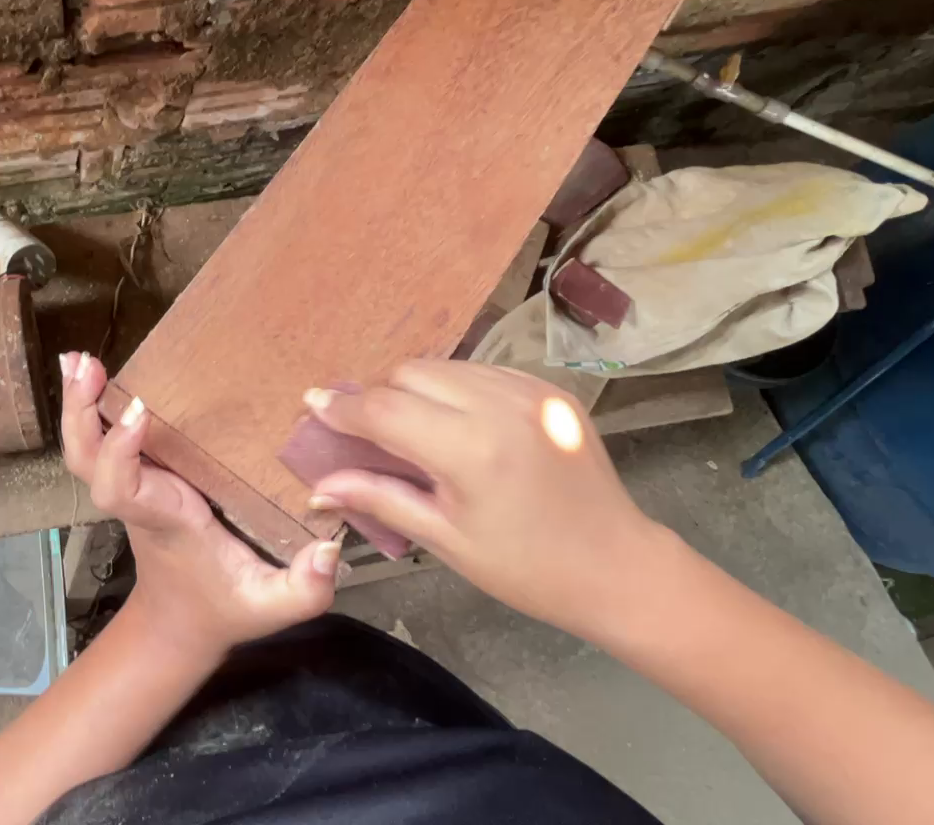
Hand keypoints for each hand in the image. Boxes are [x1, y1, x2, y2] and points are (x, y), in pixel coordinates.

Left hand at [58, 352, 340, 659]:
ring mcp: (134, 486)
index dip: (119, 450)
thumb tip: (330, 550)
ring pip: (85, 449)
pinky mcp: (139, 476)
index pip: (121, 488)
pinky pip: (102, 443)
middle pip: (86, 460)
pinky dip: (90, 408)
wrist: (180, 621)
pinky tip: (89, 375)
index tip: (138, 411)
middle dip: (79, 414)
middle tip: (85, 365)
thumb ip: (305, 588)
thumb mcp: (272, 606)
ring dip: (78, 403)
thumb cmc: (224, 607)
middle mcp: (140, 499)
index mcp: (165, 519)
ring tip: (78, 359)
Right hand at [303, 360, 679, 641]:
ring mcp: (528, 389)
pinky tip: (452, 420)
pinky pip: (476, 370)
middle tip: (363, 428)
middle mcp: (499, 405)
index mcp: (472, 450)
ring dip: (411, 388)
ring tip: (407, 425)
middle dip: (377, 396)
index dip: (343, 408)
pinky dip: (451, 387)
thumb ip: (379, 499)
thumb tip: (319, 487)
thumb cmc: (527, 569)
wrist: (620, 567)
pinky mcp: (546, 387)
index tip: (312, 404)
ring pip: (441, 365)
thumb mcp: (446, 539)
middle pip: (408, 374)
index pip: (385, 410)